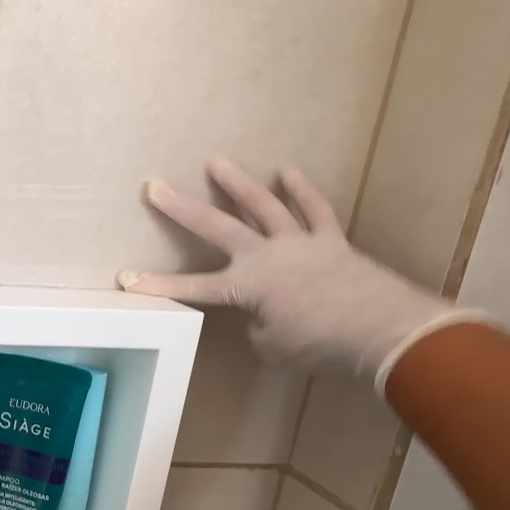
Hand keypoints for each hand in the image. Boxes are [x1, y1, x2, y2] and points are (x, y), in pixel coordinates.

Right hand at [117, 159, 484, 392]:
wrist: (383, 332)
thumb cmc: (320, 346)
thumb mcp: (272, 347)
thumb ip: (258, 326)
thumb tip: (264, 314)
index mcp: (244, 288)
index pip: (191, 286)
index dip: (156, 284)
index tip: (127, 279)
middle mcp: (265, 257)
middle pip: (216, 228)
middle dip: (181, 209)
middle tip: (156, 187)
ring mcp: (299, 244)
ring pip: (262, 206)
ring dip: (237, 184)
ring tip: (218, 163)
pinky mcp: (330, 242)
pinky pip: (314, 211)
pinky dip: (301, 191)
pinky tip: (287, 172)